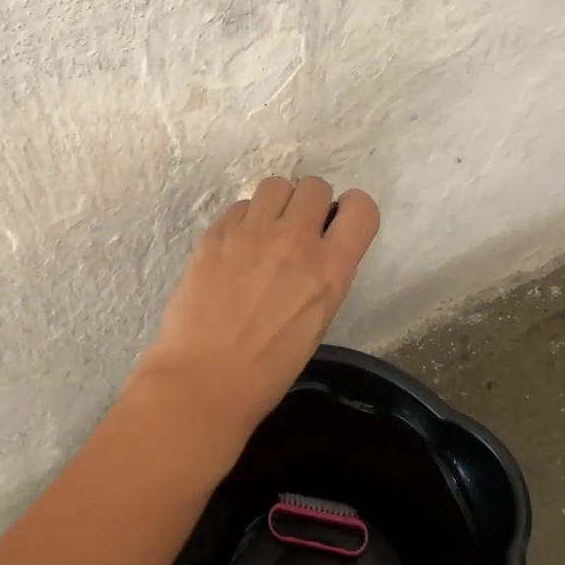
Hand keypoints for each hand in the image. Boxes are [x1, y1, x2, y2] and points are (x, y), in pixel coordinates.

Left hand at [130, 177, 381, 444]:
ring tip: (264, 233)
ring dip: (276, 204)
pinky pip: (239, 206)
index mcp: (331, 270)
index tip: (337, 223)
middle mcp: (296, 241)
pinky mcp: (216, 233)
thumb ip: (322, 277)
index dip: (352, 210)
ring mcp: (252, 233)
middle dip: (310, 204)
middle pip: (315, 186)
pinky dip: (242, 221)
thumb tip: (313, 252)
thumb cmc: (266, 369)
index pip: (361, 208)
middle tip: (296, 230)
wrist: (203, 380)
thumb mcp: (316, 322)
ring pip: (275, 185)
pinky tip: (233, 249)